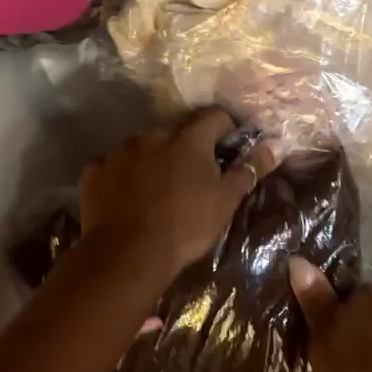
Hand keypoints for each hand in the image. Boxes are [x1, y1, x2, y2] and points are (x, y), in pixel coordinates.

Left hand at [80, 108, 276, 281]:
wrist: (126, 256)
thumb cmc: (185, 226)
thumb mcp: (226, 200)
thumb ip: (250, 168)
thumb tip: (277, 144)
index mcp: (189, 139)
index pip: (215, 116)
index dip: (226, 129)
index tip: (230, 149)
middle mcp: (154, 135)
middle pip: (178, 130)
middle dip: (189, 145)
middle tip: (196, 174)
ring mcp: (120, 151)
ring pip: (145, 145)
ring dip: (155, 157)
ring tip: (160, 188)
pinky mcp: (95, 170)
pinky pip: (115, 164)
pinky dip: (125, 174)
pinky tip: (129, 197)